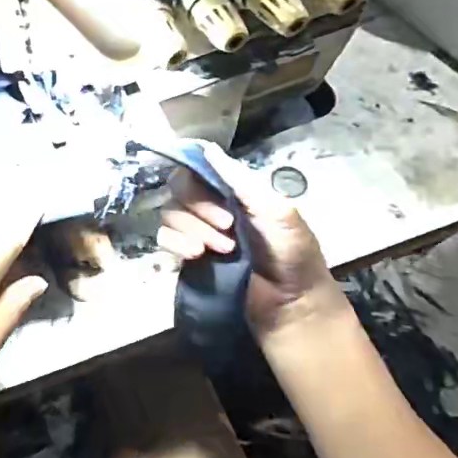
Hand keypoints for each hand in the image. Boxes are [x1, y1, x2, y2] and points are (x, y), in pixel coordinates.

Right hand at [156, 143, 347, 339]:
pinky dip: (175, 243)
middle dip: (200, 209)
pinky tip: (195, 255)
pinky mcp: (188, 256)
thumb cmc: (293, 257)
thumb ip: (240, 181)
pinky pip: (164, 237)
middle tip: (228, 230)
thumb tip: (207, 147)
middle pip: (180, 188)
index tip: (217, 197)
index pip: (199, 168)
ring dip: (191, 229)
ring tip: (220, 251)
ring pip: (170, 213)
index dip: (200, 179)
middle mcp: (215, 206)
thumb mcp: (277, 213)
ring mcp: (199, 231)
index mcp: (237, 191)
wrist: (291, 309)